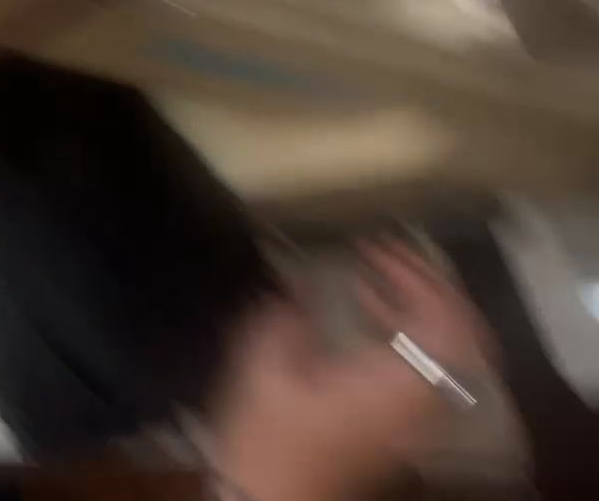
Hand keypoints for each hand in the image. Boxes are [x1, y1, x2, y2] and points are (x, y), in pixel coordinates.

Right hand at [213, 241, 490, 500]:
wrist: (277, 492)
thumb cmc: (268, 433)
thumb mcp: (262, 368)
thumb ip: (284, 319)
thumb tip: (297, 281)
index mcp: (392, 384)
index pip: (442, 325)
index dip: (419, 279)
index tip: (375, 245)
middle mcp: (420, 397)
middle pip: (460, 337)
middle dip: (430, 287)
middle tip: (386, 248)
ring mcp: (414, 409)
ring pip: (449, 348)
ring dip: (421, 303)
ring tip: (374, 267)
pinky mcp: (398, 413)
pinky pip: (426, 360)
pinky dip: (408, 326)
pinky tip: (365, 306)